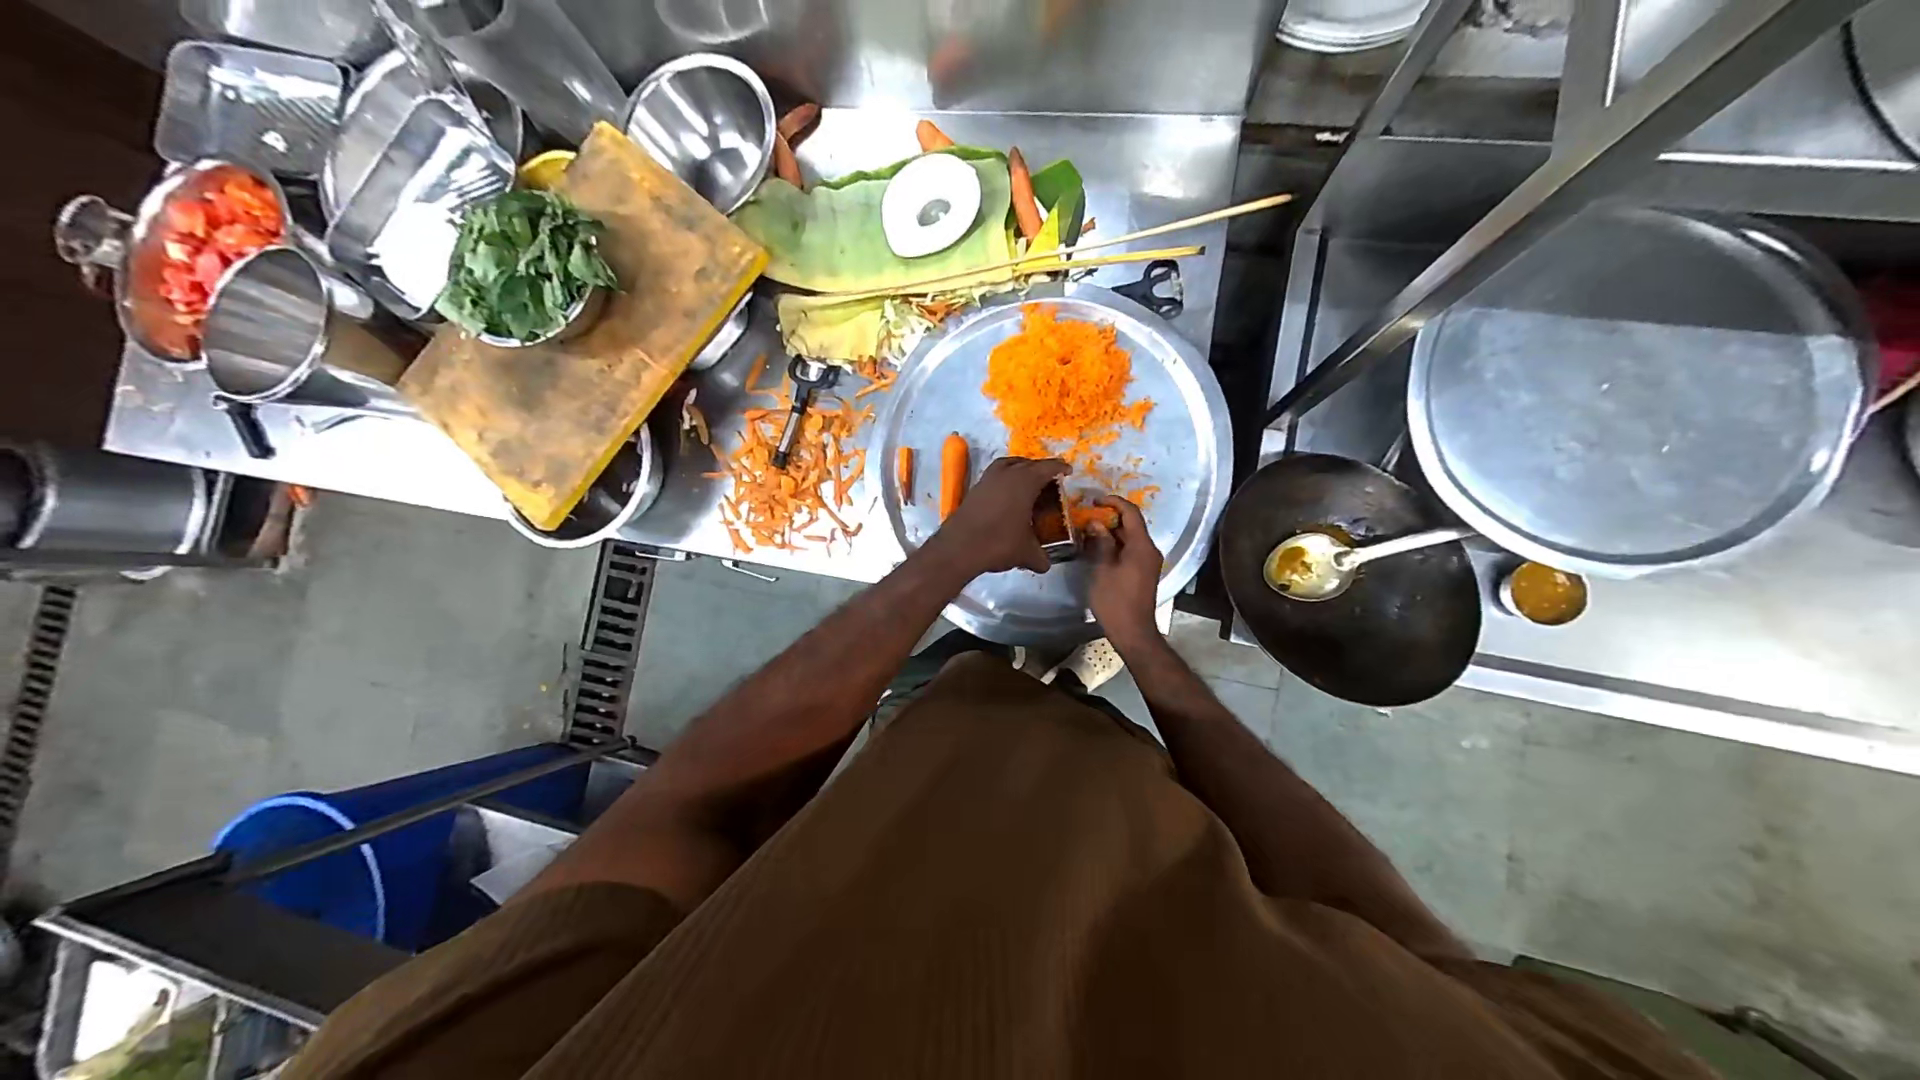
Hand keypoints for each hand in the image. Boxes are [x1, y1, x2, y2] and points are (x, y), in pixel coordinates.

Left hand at [923, 455, 1069, 577]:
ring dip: (1020, 469)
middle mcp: (1007, 473)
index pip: (1048, 467)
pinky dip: (1005, 479)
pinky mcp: (974, 488)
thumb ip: (1040, 557)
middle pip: (1028, 463)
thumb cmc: (999, 543)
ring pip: (1008, 464)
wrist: (959, 547)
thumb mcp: (1025, 553)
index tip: (1067, 471)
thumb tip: (1044, 565)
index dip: (1060, 467)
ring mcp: (988, 478)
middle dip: (1040, 469)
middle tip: (1049, 481)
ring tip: (1028, 483)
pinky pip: (995, 475)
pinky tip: (1008, 495)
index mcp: (1025, 481)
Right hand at [1084, 496, 1162, 648]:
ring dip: (1112, 531)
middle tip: (1087, 515)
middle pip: (1132, 524)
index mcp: (1142, 546)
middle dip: (1110, 516)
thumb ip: (1102, 542)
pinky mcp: (1143, 571)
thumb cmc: (1115, 600)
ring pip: (1131, 537)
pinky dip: (1116, 543)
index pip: (1131, 513)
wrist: (1133, 631)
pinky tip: (1098, 547)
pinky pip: (1131, 549)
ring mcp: (1148, 561)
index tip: (1094, 500)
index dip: (1114, 502)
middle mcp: (1149, 550)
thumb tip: (1097, 523)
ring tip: (1089, 530)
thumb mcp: (1103, 569)